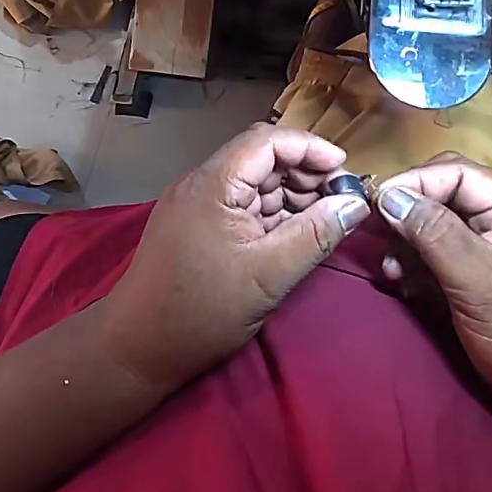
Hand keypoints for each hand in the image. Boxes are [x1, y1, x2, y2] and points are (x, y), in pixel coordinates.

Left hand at [100, 124, 370, 390]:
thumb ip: (316, 235)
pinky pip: (245, 206)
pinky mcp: (199, 225)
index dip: (310, 148)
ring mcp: (199, 204)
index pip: (268, 140)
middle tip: (340, 201)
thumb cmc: (200, 312)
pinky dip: (274, 215)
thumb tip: (356, 204)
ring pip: (256, 183)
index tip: (345, 170)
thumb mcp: (269, 275)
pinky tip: (297, 233)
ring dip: (293, 195)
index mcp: (214, 184)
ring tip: (325, 220)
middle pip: (263, 158)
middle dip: (306, 173)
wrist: (135, 351)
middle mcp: (204, 183)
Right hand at [374, 155, 491, 454]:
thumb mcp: (483, 285)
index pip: (460, 174)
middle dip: (409, 214)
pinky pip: (445, 258)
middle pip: (448, 197)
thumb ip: (436, 236)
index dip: (416, 182)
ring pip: (441, 228)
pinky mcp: (485, 281)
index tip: (376, 205)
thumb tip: (389, 196)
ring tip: (391, 271)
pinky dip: (421, 266)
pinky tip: (405, 284)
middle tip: (377, 238)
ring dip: (410, 244)